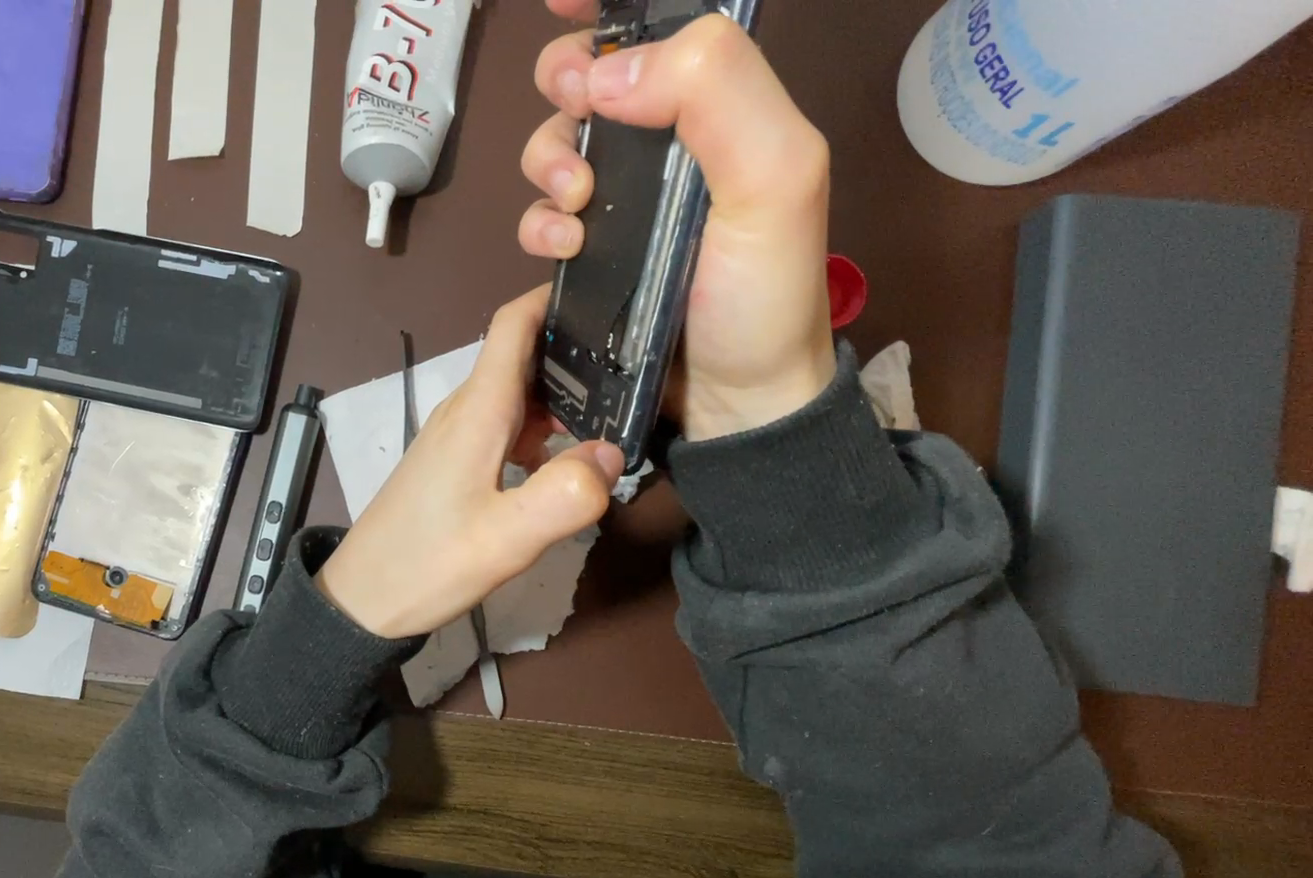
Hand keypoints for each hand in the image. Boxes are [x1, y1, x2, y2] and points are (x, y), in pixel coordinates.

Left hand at [316, 288, 623, 638]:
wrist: (363, 599)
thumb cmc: (426, 565)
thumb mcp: (503, 540)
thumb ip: (563, 497)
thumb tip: (612, 453)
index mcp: (477, 412)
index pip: (512, 324)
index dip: (553, 296)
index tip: (607, 291)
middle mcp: (465, 412)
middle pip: (524, 357)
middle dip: (576, 352)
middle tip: (639, 369)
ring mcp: (456, 438)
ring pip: (517, 396)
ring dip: (562, 399)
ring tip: (616, 416)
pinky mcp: (454, 464)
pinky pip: (505, 430)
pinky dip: (540, 434)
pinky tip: (565, 466)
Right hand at [520, 3, 836, 440]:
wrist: (732, 401)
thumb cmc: (764, 292)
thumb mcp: (776, 178)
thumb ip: (716, 93)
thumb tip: (611, 69)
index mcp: (721, 110)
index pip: (666, 27)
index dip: (610, 3)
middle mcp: (668, 146)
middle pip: (591, 80)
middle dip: (568, 83)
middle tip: (580, 113)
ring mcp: (623, 205)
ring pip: (557, 148)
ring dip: (549, 162)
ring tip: (575, 206)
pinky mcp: (589, 256)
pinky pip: (540, 218)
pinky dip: (539, 224)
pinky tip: (563, 248)